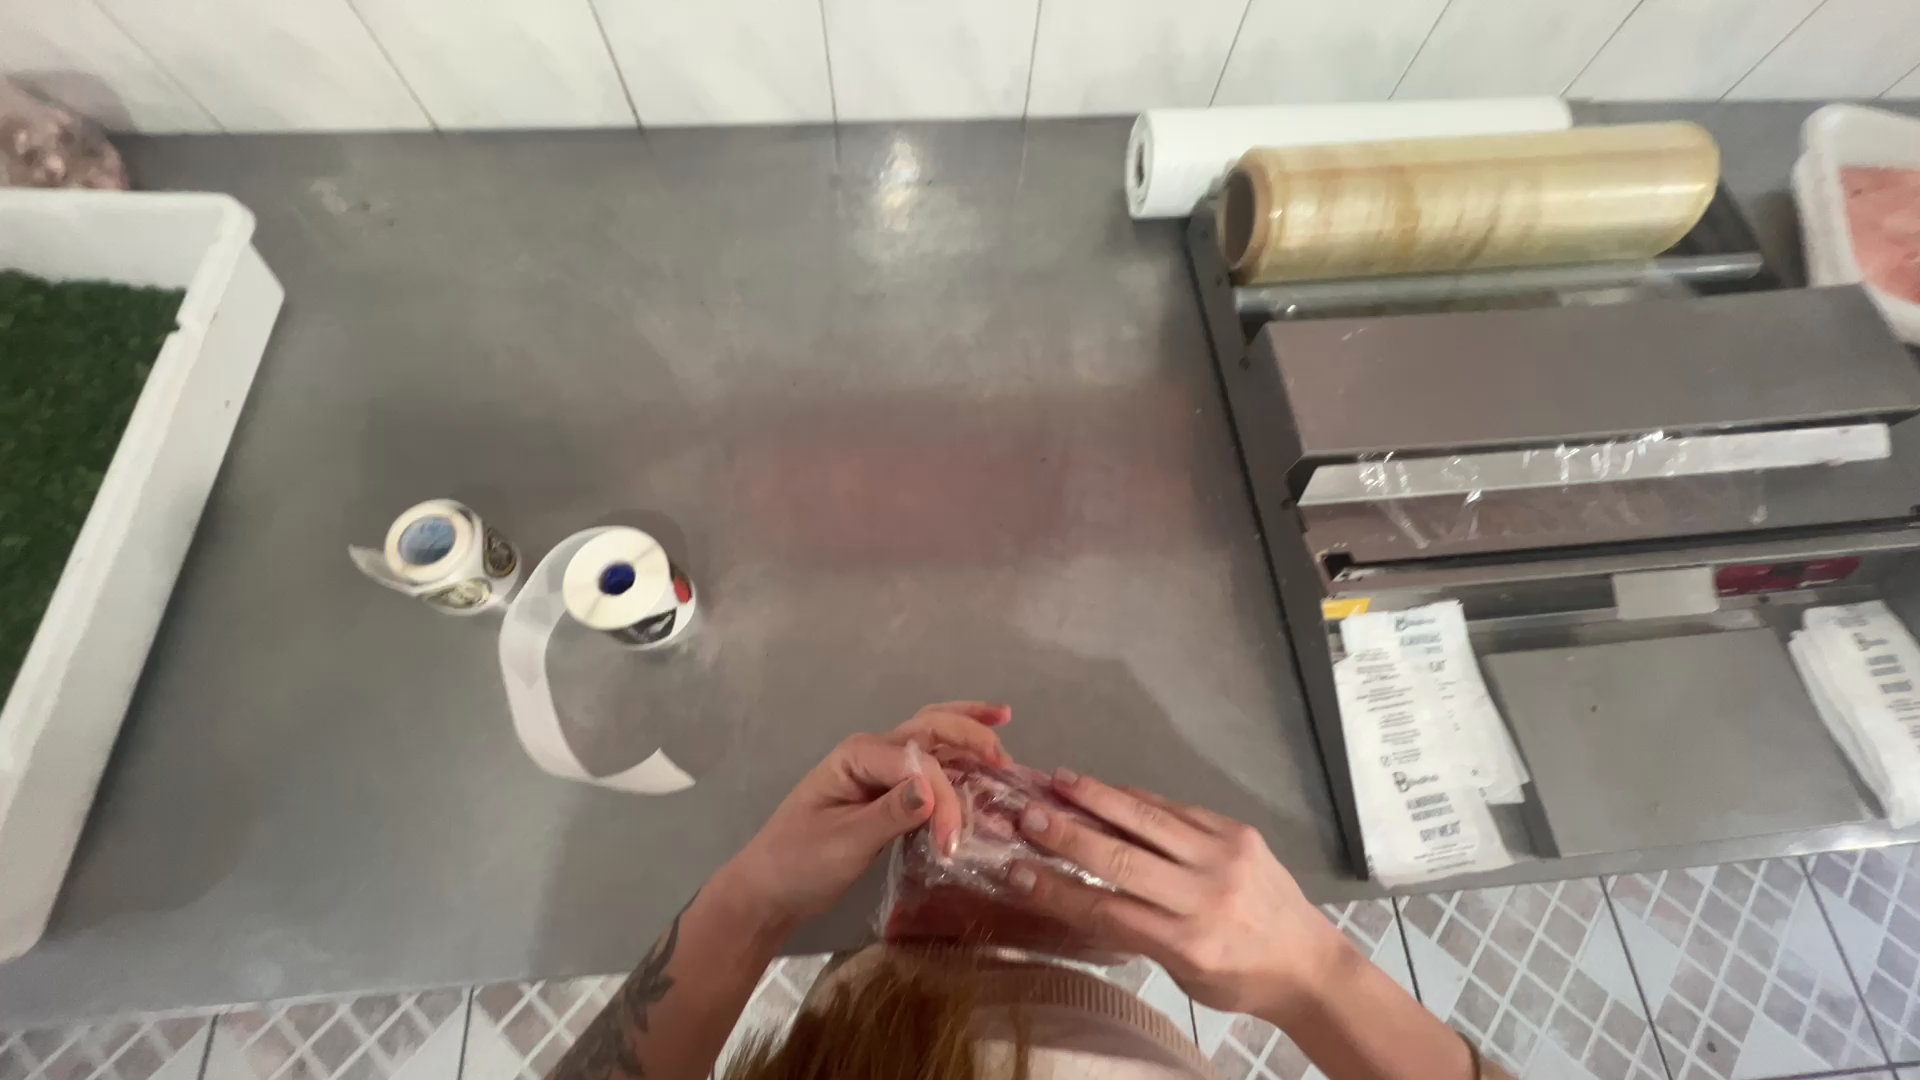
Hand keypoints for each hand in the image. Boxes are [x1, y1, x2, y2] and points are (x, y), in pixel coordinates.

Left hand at [718, 701, 1011, 931]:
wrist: (768, 890)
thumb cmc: (799, 864)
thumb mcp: (844, 843)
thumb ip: (890, 814)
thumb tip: (934, 789)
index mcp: (858, 755)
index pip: (917, 763)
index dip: (943, 797)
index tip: (953, 841)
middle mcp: (872, 751)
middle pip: (929, 726)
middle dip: (970, 731)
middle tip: (1006, 755)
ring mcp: (880, 768)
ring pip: (931, 737)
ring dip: (967, 732)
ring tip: (1003, 730)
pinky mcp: (887, 790)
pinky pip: (929, 765)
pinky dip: (958, 759)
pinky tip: (979, 763)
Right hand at [1007, 770, 1351, 1020]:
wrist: (1309, 961)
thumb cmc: (1237, 978)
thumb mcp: (1183, 971)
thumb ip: (1135, 926)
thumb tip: (1077, 882)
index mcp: (1189, 944)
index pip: (1108, 912)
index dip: (1057, 891)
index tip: (1016, 870)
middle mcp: (1205, 897)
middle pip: (1123, 859)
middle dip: (1069, 834)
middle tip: (1027, 813)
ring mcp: (1223, 856)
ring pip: (1147, 819)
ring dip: (1097, 797)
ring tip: (1059, 779)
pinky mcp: (1235, 830)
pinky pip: (1174, 808)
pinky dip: (1134, 797)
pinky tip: (1105, 788)